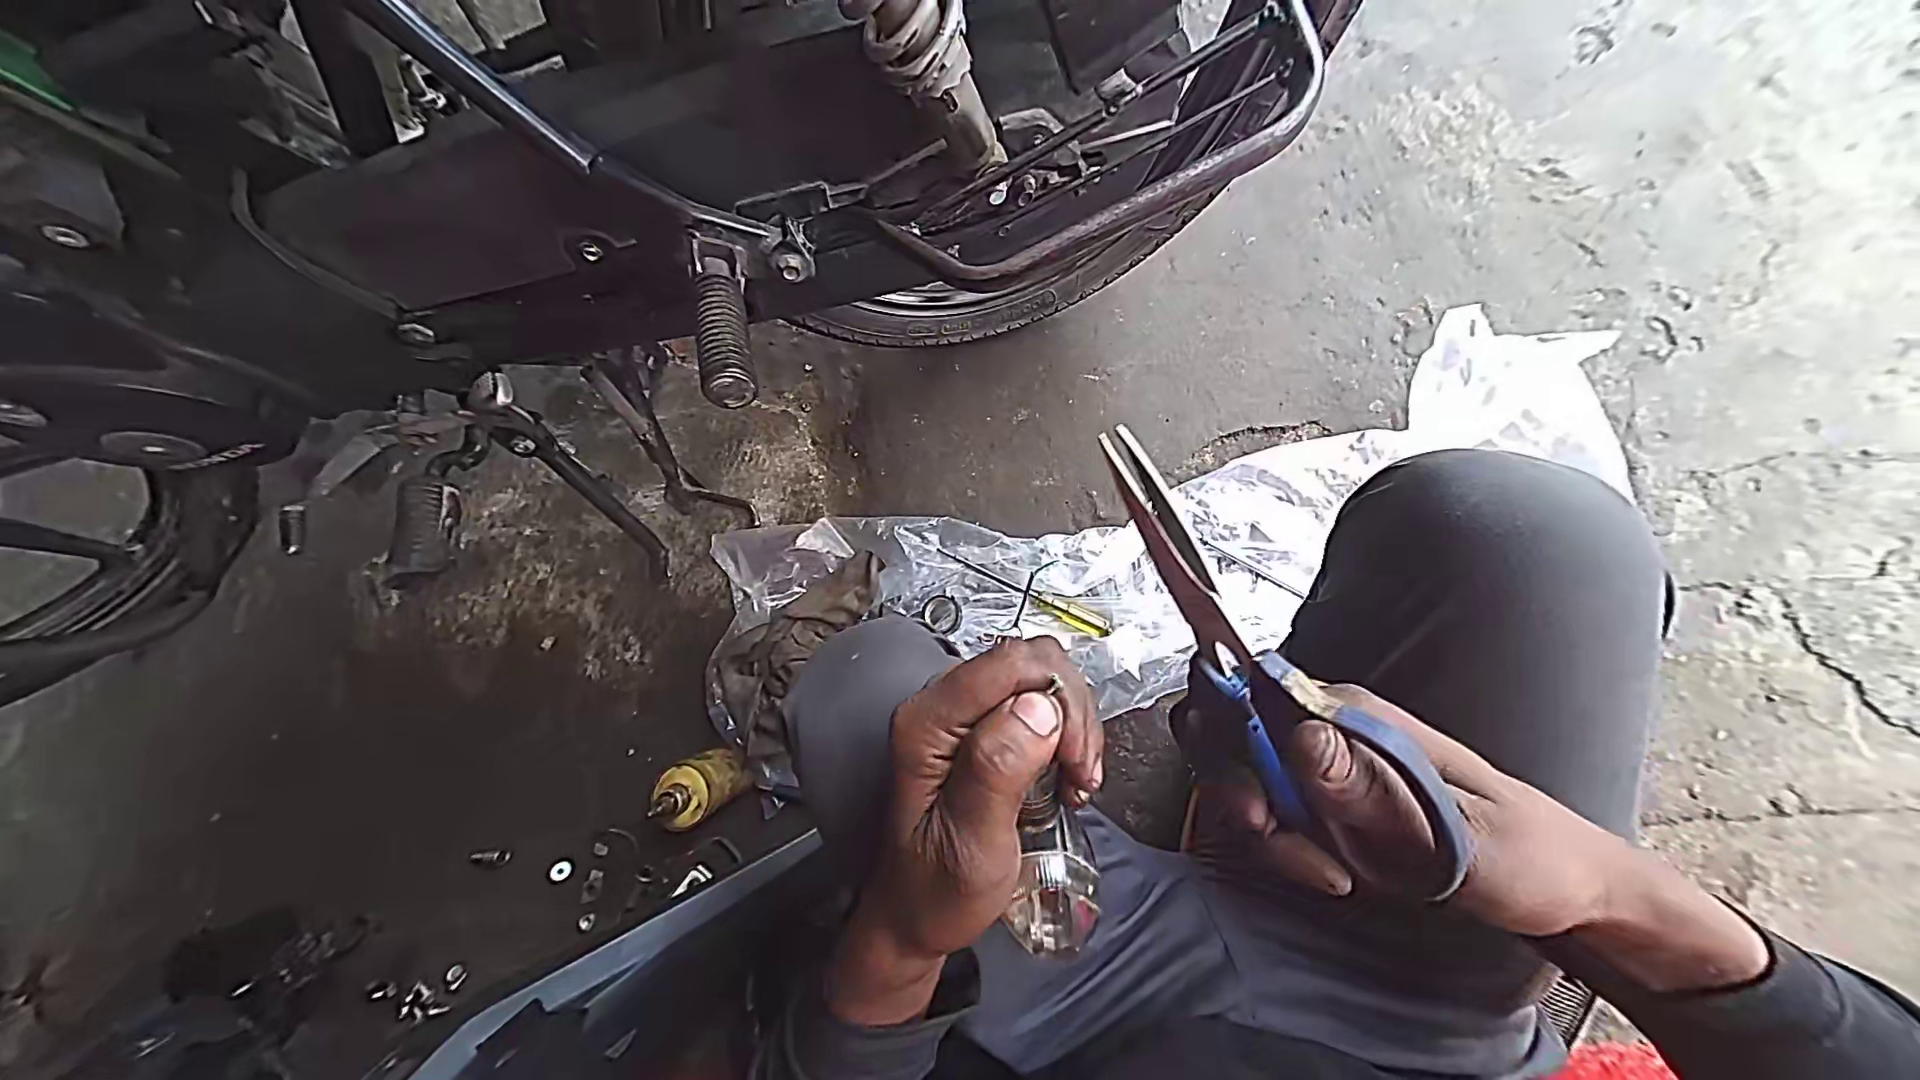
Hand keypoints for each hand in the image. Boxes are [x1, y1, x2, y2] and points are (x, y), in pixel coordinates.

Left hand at [829, 638, 1100, 1024]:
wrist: (916, 911)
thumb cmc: (932, 890)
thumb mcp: (970, 845)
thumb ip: (998, 771)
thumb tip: (1038, 707)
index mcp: (928, 723)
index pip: (1008, 663)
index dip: (1057, 699)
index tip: (1072, 755)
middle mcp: (942, 705)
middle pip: (1031, 662)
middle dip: (1071, 711)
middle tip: (1077, 769)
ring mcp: (965, 713)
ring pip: (1042, 678)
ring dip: (1074, 724)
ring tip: (1073, 777)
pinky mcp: (985, 724)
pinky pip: (1041, 703)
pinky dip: (1067, 733)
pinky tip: (1066, 771)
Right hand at [1179, 682, 1632, 935]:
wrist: (1564, 895)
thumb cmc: (1528, 856)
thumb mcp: (1460, 832)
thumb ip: (1374, 787)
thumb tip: (1301, 738)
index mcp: (1351, 710)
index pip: (1250, 691)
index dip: (1228, 738)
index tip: (1254, 807)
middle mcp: (1324, 724)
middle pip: (1230, 730)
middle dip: (1235, 787)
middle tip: (1272, 835)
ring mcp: (1319, 759)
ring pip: (1241, 771)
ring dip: (1262, 826)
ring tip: (1323, 867)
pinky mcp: (1318, 793)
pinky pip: (1266, 805)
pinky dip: (1278, 842)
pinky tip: (1325, 866)